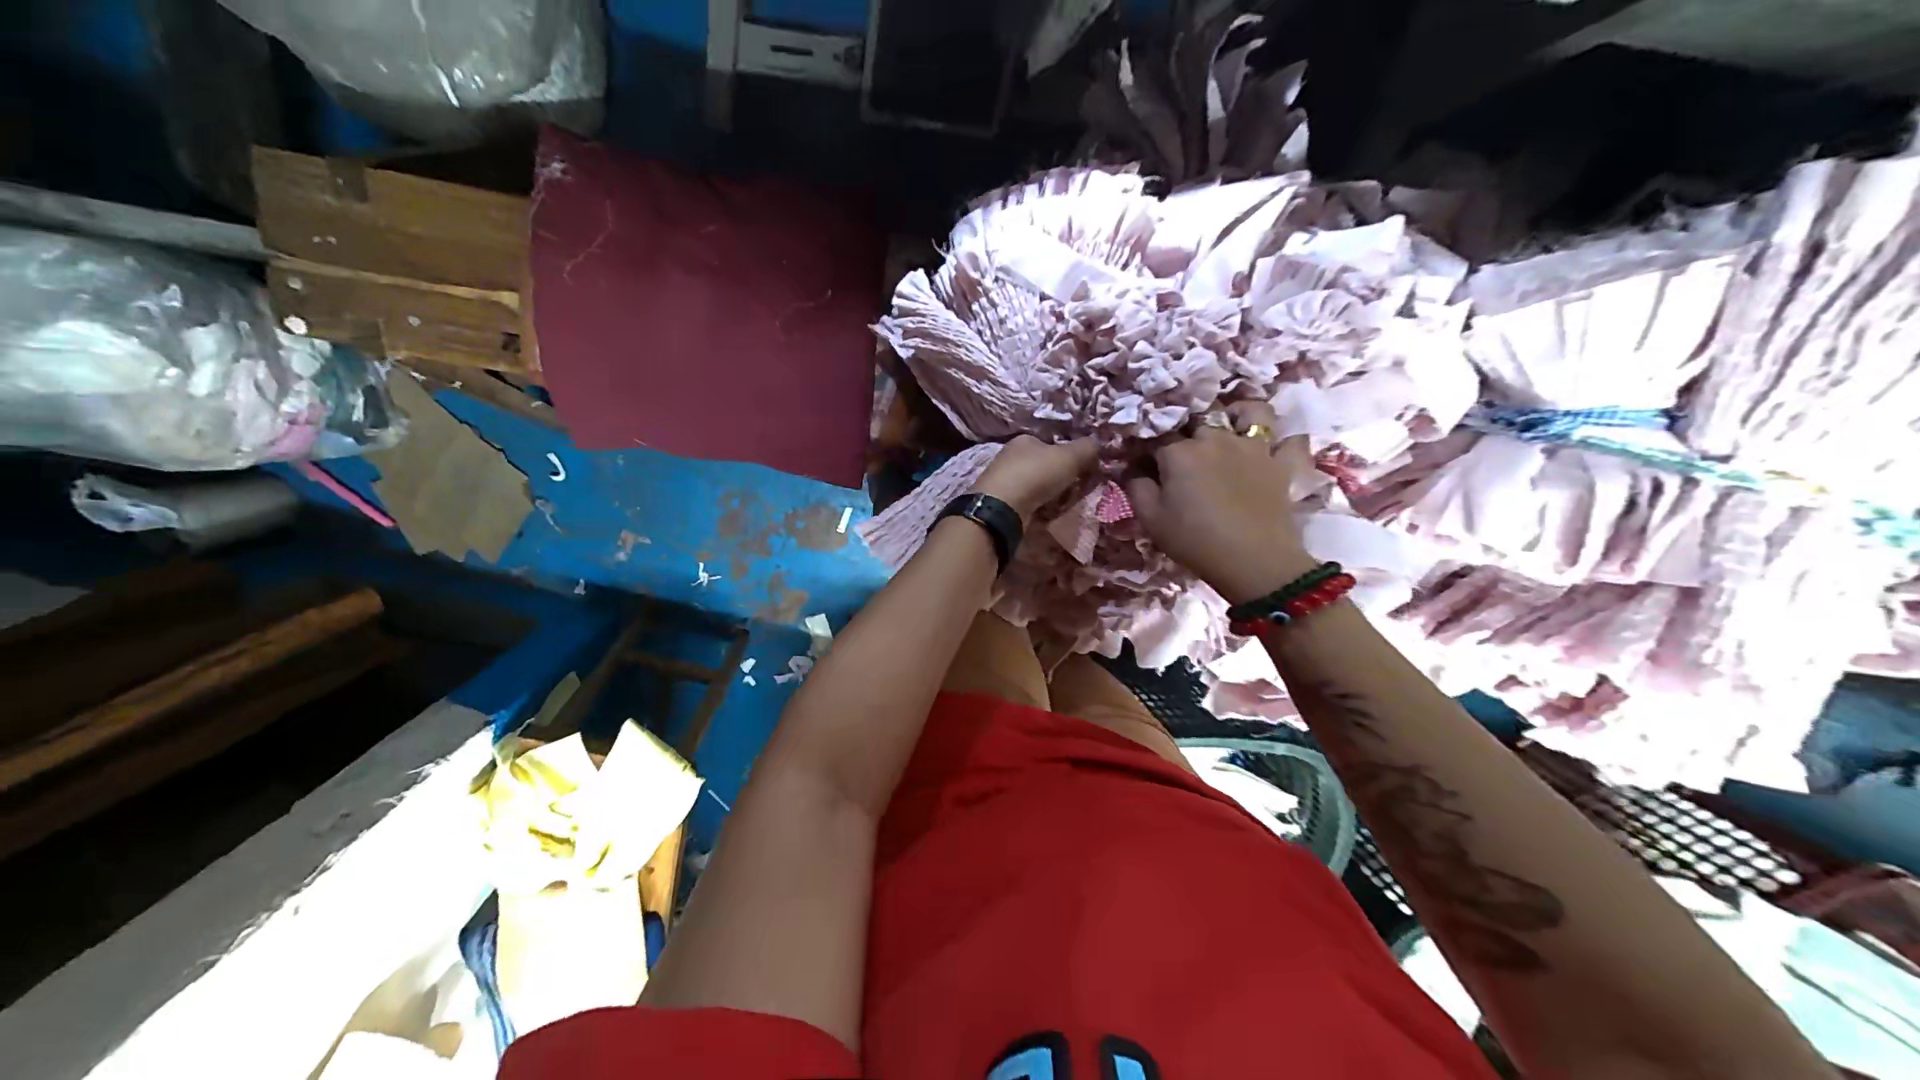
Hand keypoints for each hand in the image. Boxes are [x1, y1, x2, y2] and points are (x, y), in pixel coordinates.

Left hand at [971, 434, 1099, 521]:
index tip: (1082, 469)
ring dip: (1049, 495)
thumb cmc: (1035, 475)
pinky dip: (1038, 509)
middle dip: (1059, 478)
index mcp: (1024, 440)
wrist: (1001, 509)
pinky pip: (1027, 504)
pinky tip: (1046, 516)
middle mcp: (1010, 458)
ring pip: (1034, 486)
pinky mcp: (1000, 504)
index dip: (1068, 455)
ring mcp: (1003, 482)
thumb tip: (1098, 444)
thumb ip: (1087, 448)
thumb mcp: (1069, 456)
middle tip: (1076, 490)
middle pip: (1042, 466)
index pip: (1050, 443)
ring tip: (1064, 506)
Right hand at [1124, 402, 1319, 603]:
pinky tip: (1273, 449)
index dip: (1148, 451)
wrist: (1254, 561)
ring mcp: (1253, 447)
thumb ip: (1136, 488)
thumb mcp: (1151, 519)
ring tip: (1230, 430)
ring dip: (1237, 417)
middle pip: (1199, 422)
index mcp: (1180, 451)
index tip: (1143, 467)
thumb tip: (1133, 470)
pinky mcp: (1282, 464)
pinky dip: (1284, 442)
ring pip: (1248, 414)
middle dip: (1187, 433)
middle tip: (1183, 459)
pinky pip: (1290, 441)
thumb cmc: (1194, 540)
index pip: (1156, 438)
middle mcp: (1216, 438)